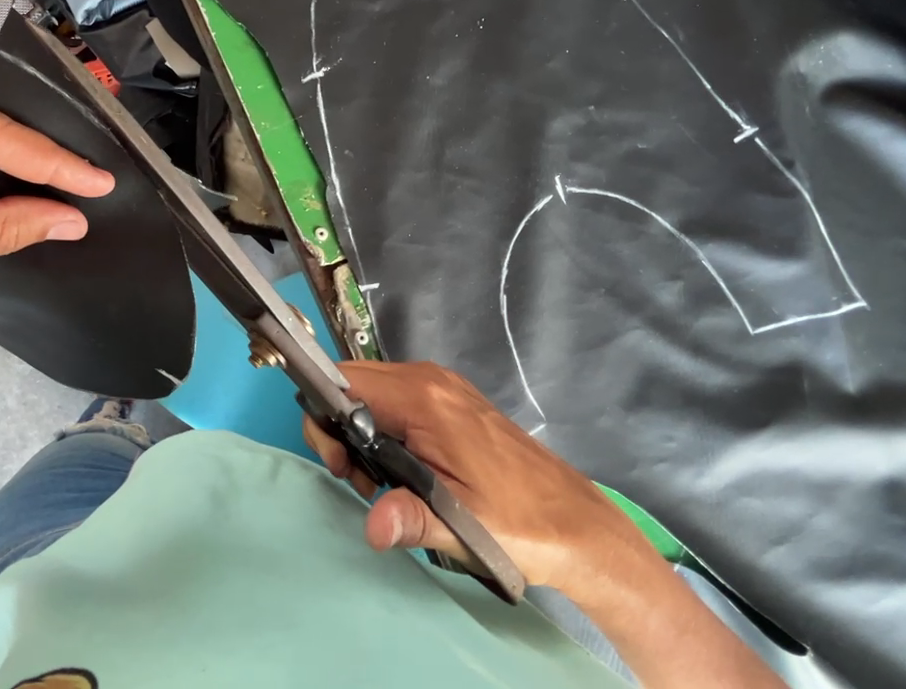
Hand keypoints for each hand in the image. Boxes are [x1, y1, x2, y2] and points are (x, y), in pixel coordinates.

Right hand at [303, 361, 659, 597]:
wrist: (579, 525)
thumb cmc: (520, 523)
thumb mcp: (461, 525)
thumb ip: (411, 518)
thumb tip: (372, 526)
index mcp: (425, 399)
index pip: (344, 381)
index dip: (326, 418)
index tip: (342, 465)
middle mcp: (430, 379)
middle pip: (353, 380)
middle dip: (338, 426)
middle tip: (359, 479)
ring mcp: (442, 386)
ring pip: (371, 388)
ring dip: (358, 429)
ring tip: (381, 481)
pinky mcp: (450, 399)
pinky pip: (394, 397)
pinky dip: (381, 425)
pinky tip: (399, 468)